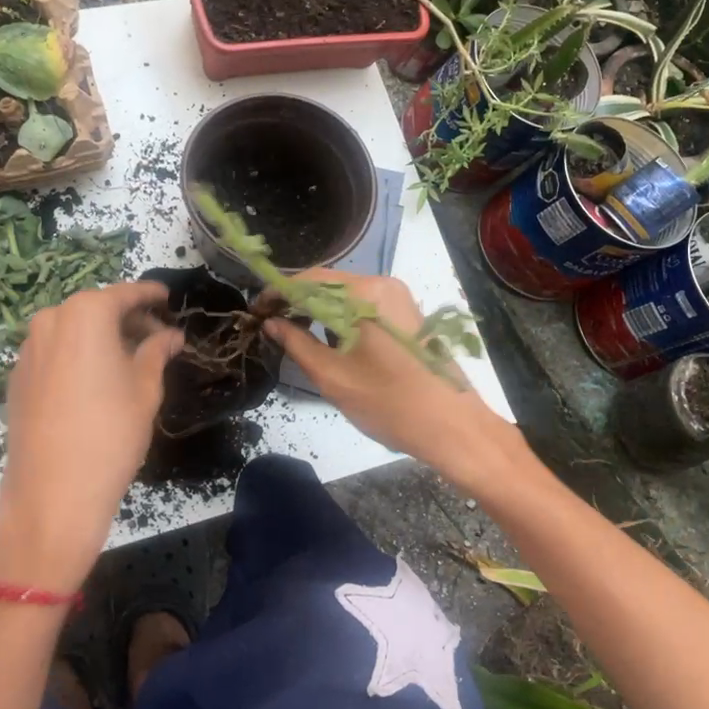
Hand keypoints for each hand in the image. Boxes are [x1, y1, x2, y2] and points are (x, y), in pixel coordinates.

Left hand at [0, 282, 182, 591]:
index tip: (167, 298)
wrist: (52, 490)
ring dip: (102, 339)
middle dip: (127, 320)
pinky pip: (55, 354)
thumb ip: (156, 351)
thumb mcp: (145, 388)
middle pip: (96, 310)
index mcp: (85, 314)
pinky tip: (97, 381)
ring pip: (73, 332)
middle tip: (157, 338)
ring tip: (130, 361)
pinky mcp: (17, 378)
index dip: (150, 296)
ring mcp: (28, 349)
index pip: (124, 294)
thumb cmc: (110, 431)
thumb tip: (171, 336)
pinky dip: (78, 357)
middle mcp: (50, 321)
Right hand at [264, 270, 528, 494]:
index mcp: (365, 295)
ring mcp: (398, 297)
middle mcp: (383, 284)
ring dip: (315, 307)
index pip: (308, 280)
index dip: (276, 294)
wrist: (454, 427)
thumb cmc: (390, 405)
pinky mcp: (405, 313)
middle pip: (326, 282)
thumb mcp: (333, 377)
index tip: (254, 312)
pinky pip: (362, 303)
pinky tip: (323, 335)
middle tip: (268, 323)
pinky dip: (337, 314)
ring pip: (343, 292)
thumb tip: (272, 323)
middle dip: (294, 300)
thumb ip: (297, 343)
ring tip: (290, 331)